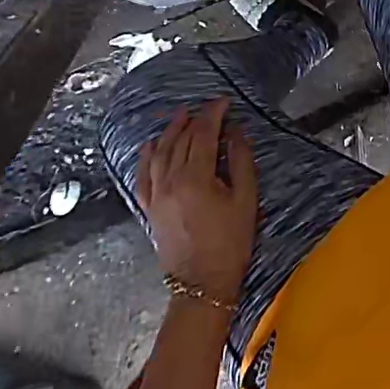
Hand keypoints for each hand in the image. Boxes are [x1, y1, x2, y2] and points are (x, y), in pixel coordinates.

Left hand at [136, 100, 257, 303]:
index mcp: (195, 178)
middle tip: (210, 109)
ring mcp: (157, 195)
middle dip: (196, 120)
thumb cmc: (231, 243)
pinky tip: (151, 145)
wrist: (203, 286)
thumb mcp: (246, 200)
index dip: (213, 114)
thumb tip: (234, 132)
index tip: (224, 102)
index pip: (202, 134)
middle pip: (181, 140)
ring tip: (182, 115)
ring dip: (171, 131)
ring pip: (160, 153)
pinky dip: (146, 157)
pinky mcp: (150, 209)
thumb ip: (240, 161)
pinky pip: (143, 176)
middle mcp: (171, 181)